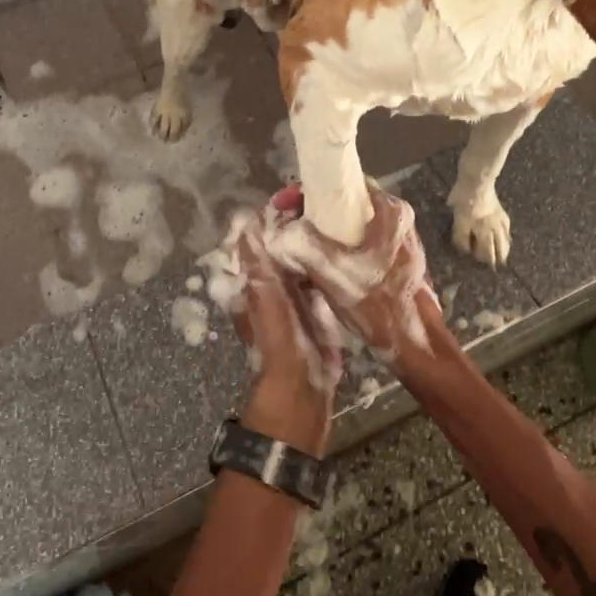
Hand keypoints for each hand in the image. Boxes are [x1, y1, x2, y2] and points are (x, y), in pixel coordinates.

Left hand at [225, 198, 341, 454]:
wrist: (303, 399)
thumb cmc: (281, 352)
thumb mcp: (267, 309)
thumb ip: (259, 270)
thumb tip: (247, 225)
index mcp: (255, 286)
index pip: (260, 241)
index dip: (274, 217)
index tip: (297, 195)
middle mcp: (273, 290)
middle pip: (283, 248)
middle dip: (299, 225)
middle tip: (326, 202)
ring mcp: (296, 302)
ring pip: (303, 262)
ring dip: (316, 242)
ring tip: (339, 218)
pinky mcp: (318, 314)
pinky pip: (322, 281)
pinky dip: (330, 264)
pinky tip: (349, 252)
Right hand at [260, 184, 445, 365]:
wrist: (417, 345)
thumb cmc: (378, 303)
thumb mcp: (332, 271)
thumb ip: (302, 243)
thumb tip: (278, 229)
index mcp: (389, 211)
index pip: (343, 183)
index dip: (309, 192)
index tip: (283, 206)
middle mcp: (397, 219)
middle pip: (346, 205)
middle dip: (312, 215)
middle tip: (285, 228)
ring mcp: (399, 242)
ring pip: (351, 227)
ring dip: (323, 235)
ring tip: (295, 248)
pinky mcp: (397, 262)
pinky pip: (360, 246)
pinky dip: (338, 251)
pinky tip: (318, 268)